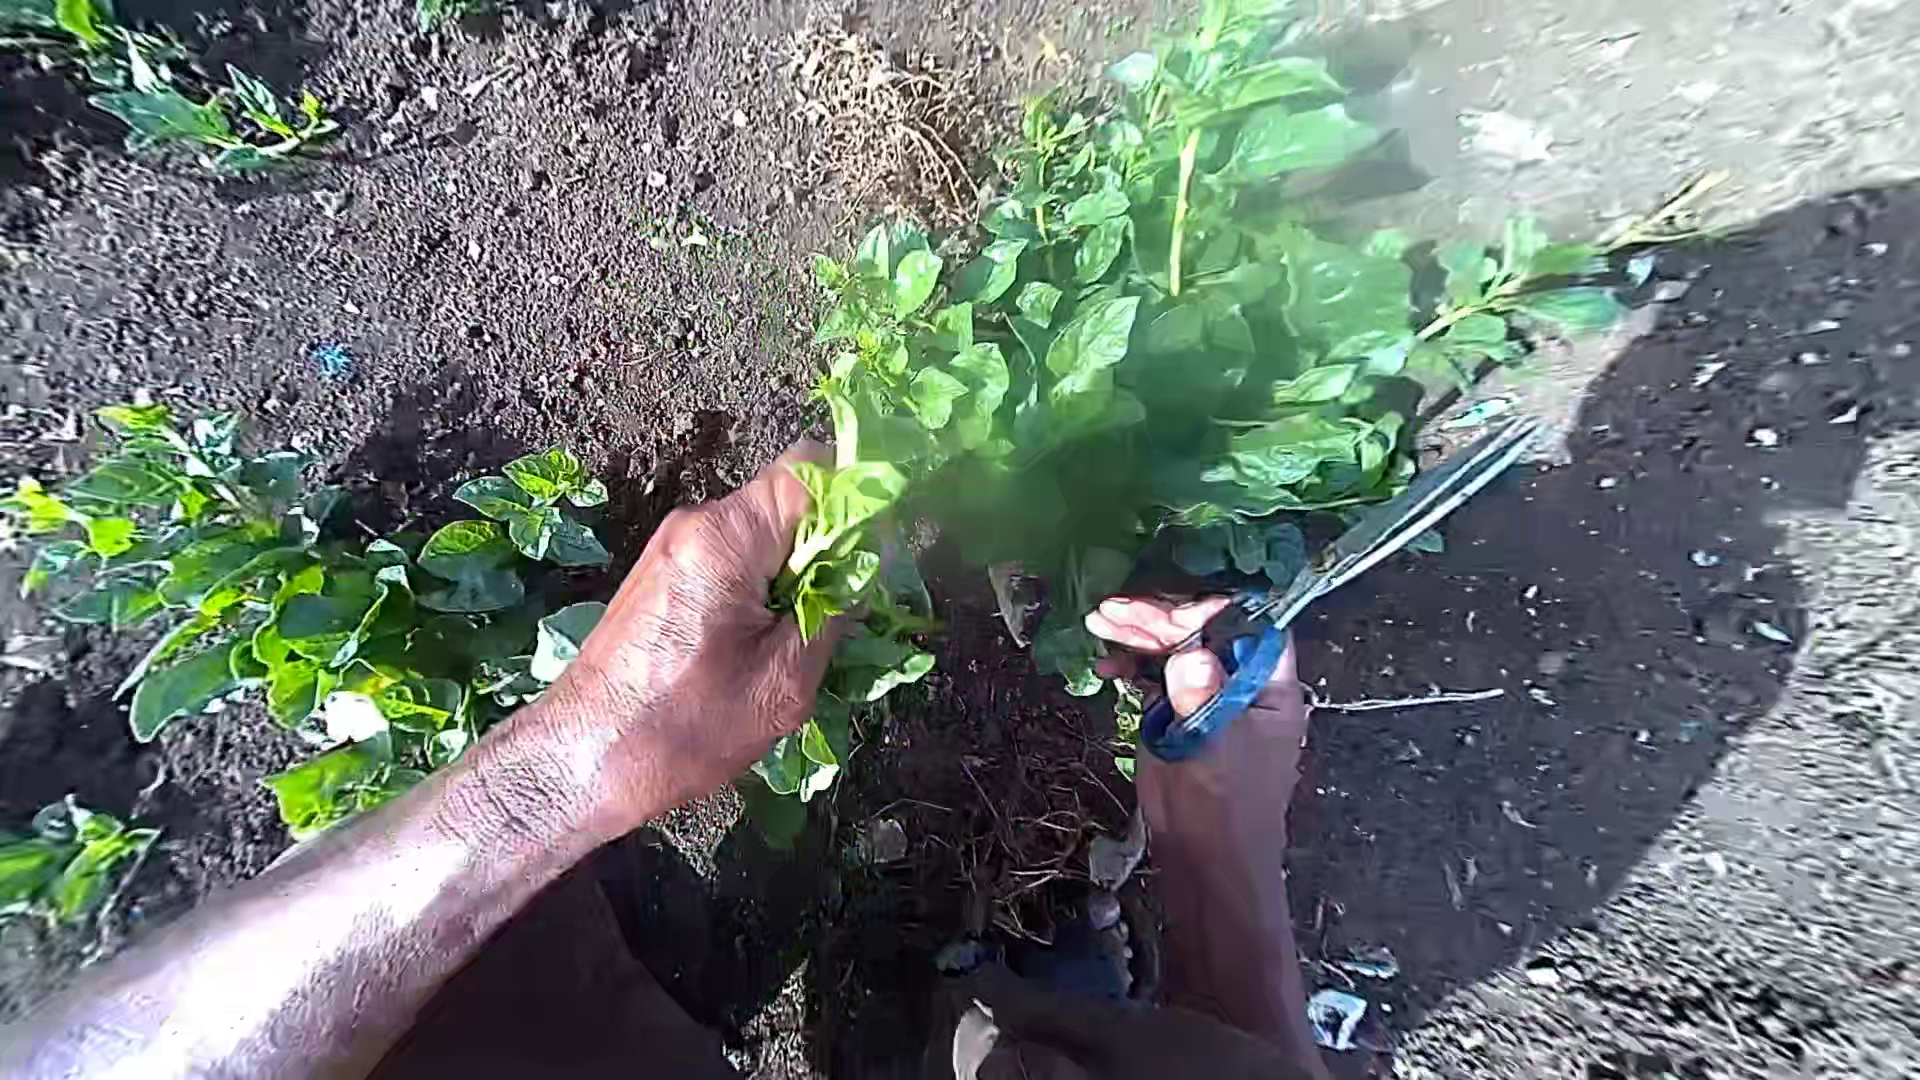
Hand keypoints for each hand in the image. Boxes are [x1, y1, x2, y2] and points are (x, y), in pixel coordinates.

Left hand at [515, 441, 839, 837]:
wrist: (574, 764)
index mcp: (727, 538)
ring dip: (804, 564)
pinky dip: (772, 578)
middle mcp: (699, 523)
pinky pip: (741, 552)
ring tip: (812, 626)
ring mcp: (679, 544)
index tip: (884, 536)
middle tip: (853, 599)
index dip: (858, 489)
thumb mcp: (783, 682)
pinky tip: (774, 632)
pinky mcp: (671, 569)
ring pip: (769, 528)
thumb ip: (836, 609)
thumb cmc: (681, 728)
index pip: (808, 468)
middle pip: (791, 498)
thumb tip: (870, 560)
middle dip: (834, 538)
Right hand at [1085, 599, 1325, 1070]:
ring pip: (1171, 644)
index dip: (1213, 611)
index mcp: (1267, 686)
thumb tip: (1190, 653)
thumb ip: (1203, 700)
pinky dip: (1127, 660)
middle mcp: (1236, 678)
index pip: (1249, 627)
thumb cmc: (1226, 807)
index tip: (1172, 613)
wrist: (1200, 855)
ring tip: (1099, 621)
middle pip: (1199, 629)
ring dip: (1135, 631)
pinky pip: (1150, 668)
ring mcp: (1202, 688)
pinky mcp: (1172, 702)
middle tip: (1116, 610)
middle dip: (1159, 617)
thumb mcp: (1218, 752)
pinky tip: (1104, 663)